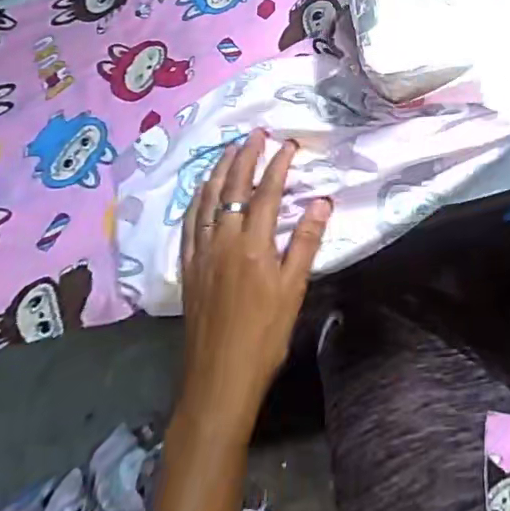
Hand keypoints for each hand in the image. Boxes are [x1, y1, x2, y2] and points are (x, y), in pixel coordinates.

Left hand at [177, 129, 330, 442]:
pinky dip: (197, 199)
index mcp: (253, 245)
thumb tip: (321, 202)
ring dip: (219, 170)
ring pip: (207, 200)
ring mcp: (201, 252)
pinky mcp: (188, 266)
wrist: (219, 376)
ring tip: (229, 150)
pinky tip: (200, 192)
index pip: (267, 192)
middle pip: (233, 187)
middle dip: (245, 156)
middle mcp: (223, 240)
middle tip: (255, 133)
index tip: (288, 144)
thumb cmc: (265, 336)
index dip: (278, 165)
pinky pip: (189, 221)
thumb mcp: (293, 290)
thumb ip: (305, 243)